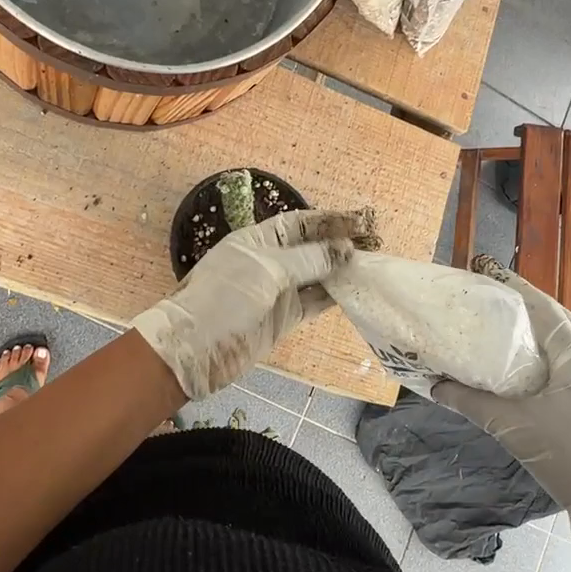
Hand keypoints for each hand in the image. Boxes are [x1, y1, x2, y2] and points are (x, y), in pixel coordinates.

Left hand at [133, 210, 365, 400]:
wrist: (196, 349)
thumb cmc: (225, 298)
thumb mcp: (267, 271)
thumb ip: (308, 259)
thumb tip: (345, 250)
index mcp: (258, 241)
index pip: (299, 224)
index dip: (329, 221)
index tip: (360, 222)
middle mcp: (269, 262)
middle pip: (311, 249)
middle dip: (340, 245)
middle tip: (374, 245)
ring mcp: (277, 292)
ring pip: (316, 276)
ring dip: (341, 272)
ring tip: (372, 267)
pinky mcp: (283, 318)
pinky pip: (314, 302)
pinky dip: (334, 297)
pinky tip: (355, 291)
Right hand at [431, 262, 570, 571]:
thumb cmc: (566, 463)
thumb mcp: (512, 429)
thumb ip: (470, 402)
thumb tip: (434, 385)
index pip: (546, 310)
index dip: (515, 290)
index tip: (489, 272)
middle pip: (563, 324)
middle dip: (528, 312)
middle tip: (493, 303)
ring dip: (546, 337)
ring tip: (512, 332)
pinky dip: (563, 358)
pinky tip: (542, 367)